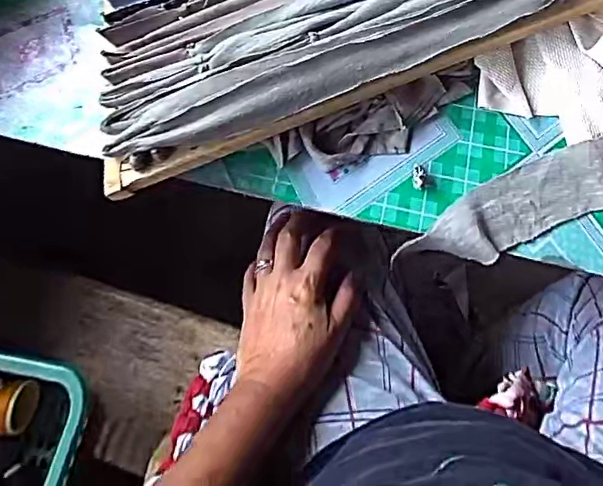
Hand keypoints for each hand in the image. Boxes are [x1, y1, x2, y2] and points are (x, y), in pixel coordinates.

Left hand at [236, 211, 358, 400]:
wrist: (267, 388)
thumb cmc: (305, 362)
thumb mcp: (337, 331)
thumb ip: (348, 297)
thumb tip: (354, 274)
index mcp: (307, 283)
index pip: (323, 244)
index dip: (337, 232)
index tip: (345, 230)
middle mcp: (282, 278)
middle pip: (290, 235)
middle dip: (303, 219)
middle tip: (313, 214)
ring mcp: (262, 287)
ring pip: (267, 246)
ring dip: (278, 229)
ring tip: (286, 220)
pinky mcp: (248, 301)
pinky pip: (251, 271)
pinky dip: (259, 258)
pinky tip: (265, 257)